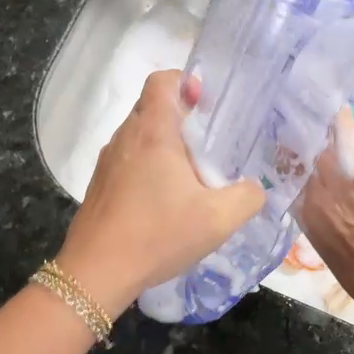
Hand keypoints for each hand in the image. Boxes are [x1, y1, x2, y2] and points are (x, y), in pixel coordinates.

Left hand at [57, 70, 265, 315]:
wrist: (97, 272)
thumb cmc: (158, 235)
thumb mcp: (219, 220)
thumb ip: (248, 197)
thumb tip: (256, 188)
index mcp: (152, 132)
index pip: (163, 81)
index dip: (186, 82)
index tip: (207, 106)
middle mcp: (125, 137)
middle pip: (153, 108)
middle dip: (183, 119)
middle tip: (211, 146)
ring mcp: (108, 162)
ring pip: (140, 137)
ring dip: (166, 148)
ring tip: (193, 178)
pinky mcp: (100, 186)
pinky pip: (129, 162)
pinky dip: (149, 169)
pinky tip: (167, 203)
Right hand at [294, 109, 353, 300]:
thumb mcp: (324, 239)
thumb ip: (316, 213)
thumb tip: (312, 193)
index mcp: (303, 210)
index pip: (289, 175)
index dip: (289, 158)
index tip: (287, 144)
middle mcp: (314, 193)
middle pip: (304, 157)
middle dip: (302, 139)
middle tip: (298, 118)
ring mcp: (338, 181)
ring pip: (324, 147)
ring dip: (321, 129)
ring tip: (316, 110)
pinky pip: (348, 140)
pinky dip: (343, 123)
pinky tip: (339, 108)